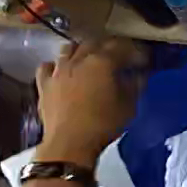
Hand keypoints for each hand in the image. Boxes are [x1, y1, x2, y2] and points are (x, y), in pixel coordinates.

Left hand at [35, 38, 148, 165]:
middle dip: (108, 47)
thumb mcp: (128, 106)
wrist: (70, 143)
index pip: (121, 47)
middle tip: (118, 58)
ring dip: (81, 50)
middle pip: (94, 42)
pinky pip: (47, 66)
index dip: (134, 51)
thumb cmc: (103, 124)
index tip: (141, 60)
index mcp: (102, 61)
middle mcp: (79, 59)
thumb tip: (138, 75)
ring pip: (69, 48)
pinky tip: (61, 71)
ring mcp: (58, 70)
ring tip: (89, 60)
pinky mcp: (44, 84)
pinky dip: (55, 65)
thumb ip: (134, 85)